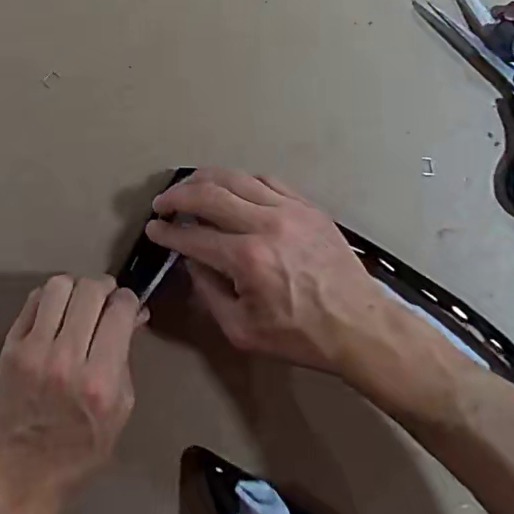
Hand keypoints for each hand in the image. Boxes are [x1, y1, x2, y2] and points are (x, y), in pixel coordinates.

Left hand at [0, 275, 144, 507]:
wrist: (26, 465)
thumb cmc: (82, 445)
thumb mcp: (121, 408)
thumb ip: (126, 356)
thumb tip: (133, 315)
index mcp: (99, 380)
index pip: (120, 311)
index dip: (129, 300)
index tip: (129, 305)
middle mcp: (65, 359)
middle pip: (90, 291)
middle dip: (105, 288)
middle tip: (107, 299)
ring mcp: (33, 350)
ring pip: (59, 286)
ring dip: (76, 287)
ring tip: (80, 301)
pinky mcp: (11, 346)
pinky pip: (34, 300)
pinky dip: (51, 298)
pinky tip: (58, 311)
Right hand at [144, 169, 423, 376]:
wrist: (361, 328)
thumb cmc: (300, 336)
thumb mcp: (241, 330)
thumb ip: (208, 292)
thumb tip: (192, 261)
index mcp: (246, 258)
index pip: (192, 236)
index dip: (166, 232)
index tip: (153, 229)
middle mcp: (265, 225)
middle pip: (208, 194)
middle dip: (176, 196)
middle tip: (162, 204)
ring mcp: (290, 210)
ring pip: (235, 178)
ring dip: (204, 179)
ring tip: (188, 187)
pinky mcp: (308, 207)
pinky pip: (266, 180)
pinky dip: (241, 180)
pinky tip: (230, 189)